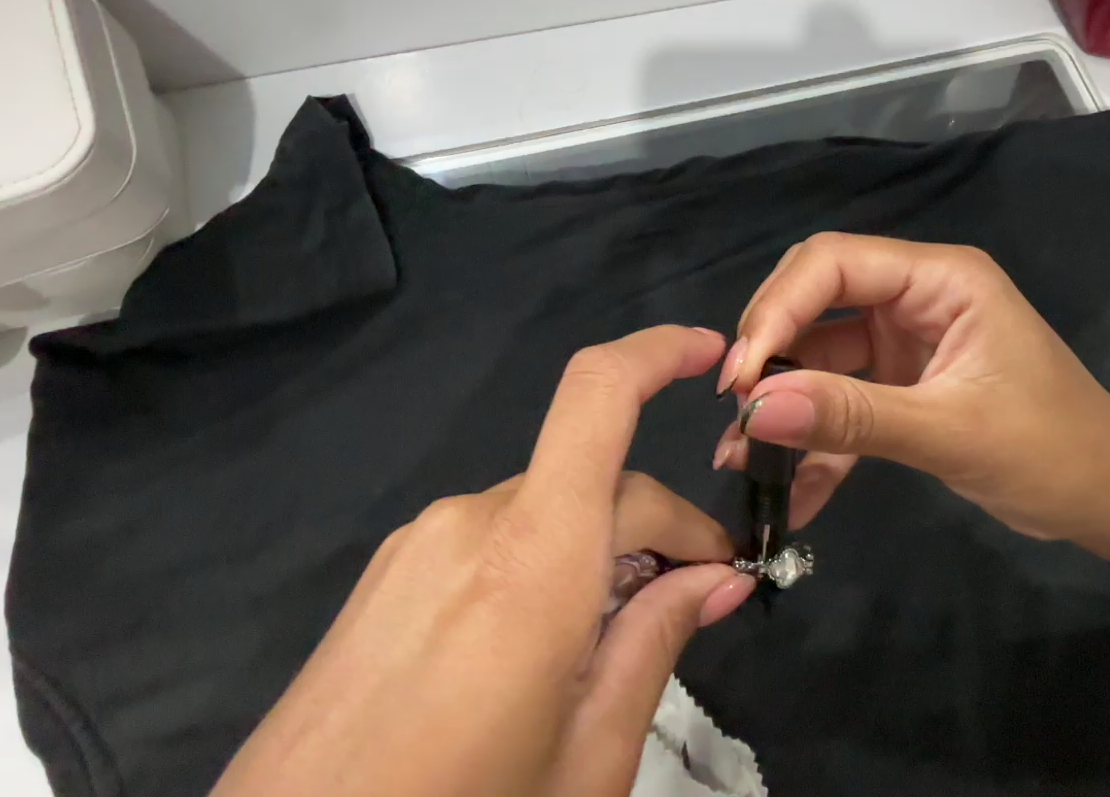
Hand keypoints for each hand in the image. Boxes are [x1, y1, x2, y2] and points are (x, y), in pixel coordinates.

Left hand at [211, 326, 756, 796]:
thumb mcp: (588, 759)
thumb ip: (656, 644)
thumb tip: (719, 576)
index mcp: (533, 557)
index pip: (598, 398)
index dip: (660, 353)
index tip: (712, 356)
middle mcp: (472, 520)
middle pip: (594, 481)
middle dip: (662, 526)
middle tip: (702, 595)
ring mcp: (420, 540)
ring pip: (545, 510)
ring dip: (599, 548)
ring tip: (616, 635)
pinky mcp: (389, 570)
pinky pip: (494, 537)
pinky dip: (543, 559)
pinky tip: (540, 642)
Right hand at [714, 233, 1109, 539]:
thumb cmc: (1056, 454)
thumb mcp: (952, 433)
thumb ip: (852, 417)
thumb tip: (755, 410)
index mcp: (940, 279)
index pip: (833, 263)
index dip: (777, 310)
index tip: (740, 376)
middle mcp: (916, 297)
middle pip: (815, 299)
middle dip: (771, 350)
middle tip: (738, 406)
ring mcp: (905, 341)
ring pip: (820, 354)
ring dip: (783, 401)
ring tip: (742, 454)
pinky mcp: (901, 383)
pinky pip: (842, 400)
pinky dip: (817, 439)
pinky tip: (788, 487)